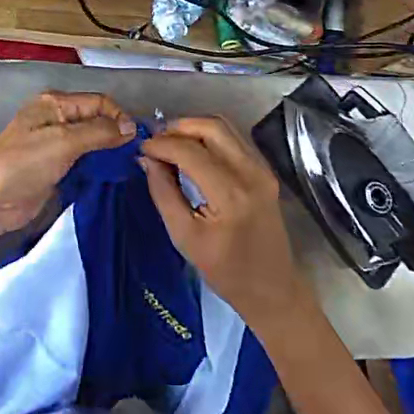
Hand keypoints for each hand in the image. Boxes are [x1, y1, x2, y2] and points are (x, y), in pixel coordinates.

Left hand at [0, 92, 136, 235]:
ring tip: (127, 163)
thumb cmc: (24, 164)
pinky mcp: (56, 166)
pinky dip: (98, 163)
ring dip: (108, 150)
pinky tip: (111, 172)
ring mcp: (56, 143)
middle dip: (116, 133)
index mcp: (55, 103)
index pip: (99, 102)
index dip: (119, 116)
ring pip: (93, 140)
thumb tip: (132, 127)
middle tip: (134, 152)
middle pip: (97, 120)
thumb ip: (101, 131)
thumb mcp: (65, 141)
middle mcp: (57, 119)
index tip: (135, 138)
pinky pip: (85, 159)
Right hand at [139, 117, 313, 326]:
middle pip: (213, 127)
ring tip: (170, 144)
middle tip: (156, 140)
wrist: (271, 285)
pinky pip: (236, 141)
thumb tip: (147, 159)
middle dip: (180, 127)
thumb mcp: (185, 238)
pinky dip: (211, 138)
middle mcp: (251, 172)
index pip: (192, 152)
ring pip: (227, 129)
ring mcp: (262, 169)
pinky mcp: (265, 171)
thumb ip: (164, 193)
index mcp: (231, 194)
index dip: (163, 144)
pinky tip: (192, 152)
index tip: (142, 146)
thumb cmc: (225, 271)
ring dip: (196, 129)